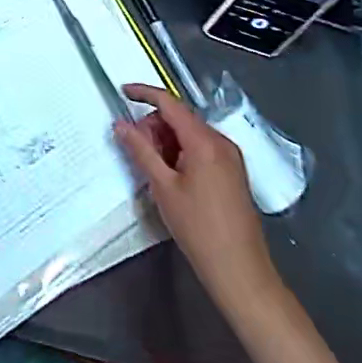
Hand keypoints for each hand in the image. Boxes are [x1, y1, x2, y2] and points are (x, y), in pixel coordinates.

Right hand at [114, 84, 278, 310]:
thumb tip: (121, 124)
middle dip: (155, 126)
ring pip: (190, 133)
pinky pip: (202, 148)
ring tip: (154, 169)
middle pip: (181, 118)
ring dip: (167, 141)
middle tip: (136, 149)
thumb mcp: (162, 187)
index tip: (123, 92)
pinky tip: (172, 176)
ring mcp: (230, 156)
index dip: (145, 93)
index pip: (170, 103)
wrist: (240, 270)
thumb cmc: (198, 228)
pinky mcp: (233, 171)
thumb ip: (140, 150)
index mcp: (204, 141)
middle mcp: (221, 141)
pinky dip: (182, 152)